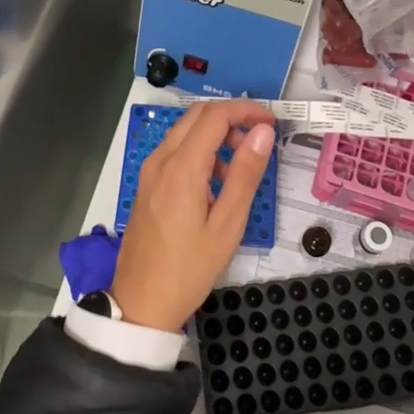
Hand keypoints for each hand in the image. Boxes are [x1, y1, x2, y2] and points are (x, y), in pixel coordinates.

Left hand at [112, 101, 275, 331]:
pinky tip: (216, 182)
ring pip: (185, 131)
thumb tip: (262, 132)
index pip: (215, 116)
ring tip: (241, 167)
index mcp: (182, 168)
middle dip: (232, 117)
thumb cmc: (189, 269)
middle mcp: (161, 160)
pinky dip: (199, 151)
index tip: (271, 122)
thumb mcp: (228, 224)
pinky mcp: (147, 184)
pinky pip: (175, 151)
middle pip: (197, 116)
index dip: (246, 110)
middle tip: (260, 138)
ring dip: (215, 134)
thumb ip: (246, 174)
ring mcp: (150, 171)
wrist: (141, 303)